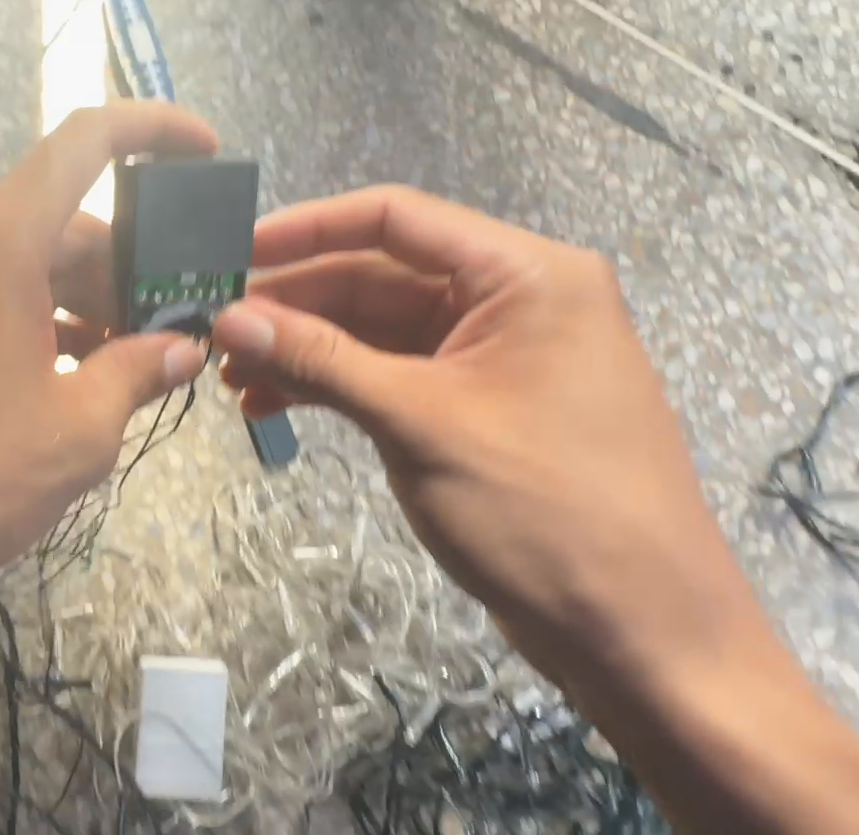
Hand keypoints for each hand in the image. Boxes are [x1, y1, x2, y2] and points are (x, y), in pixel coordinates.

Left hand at [0, 102, 215, 670]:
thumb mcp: (77, 430)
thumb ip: (138, 372)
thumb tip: (182, 348)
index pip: (83, 141)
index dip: (154, 127)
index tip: (205, 149)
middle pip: (64, 221)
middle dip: (129, 263)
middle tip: (178, 321)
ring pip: (29, 265)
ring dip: (88, 299)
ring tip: (135, 360)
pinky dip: (43, 321)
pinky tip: (74, 375)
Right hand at [211, 185, 766, 685]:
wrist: (641, 639)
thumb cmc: (544, 510)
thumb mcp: (417, 421)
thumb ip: (318, 359)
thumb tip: (227, 318)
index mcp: (521, 276)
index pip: (394, 219)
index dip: (305, 229)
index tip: (233, 253)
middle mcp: (506, 300)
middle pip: (373, 277)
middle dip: (292, 305)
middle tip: (217, 330)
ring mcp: (486, 355)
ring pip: (369, 330)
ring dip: (299, 349)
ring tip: (229, 377)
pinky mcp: (468, 404)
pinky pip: (383, 373)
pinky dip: (327, 385)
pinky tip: (270, 405)